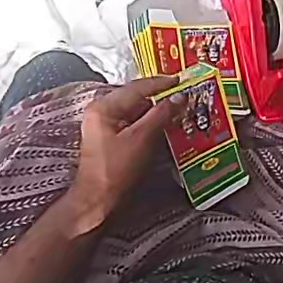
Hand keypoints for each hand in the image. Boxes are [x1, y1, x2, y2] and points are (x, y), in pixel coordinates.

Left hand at [59, 75, 175, 233]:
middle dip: (160, 97)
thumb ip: (161, 115)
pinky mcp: (110, 138)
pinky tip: (166, 125)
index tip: (182, 80)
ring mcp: (104, 125)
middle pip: (136, 98)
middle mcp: (102, 111)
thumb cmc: (116, 170)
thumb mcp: (141, 140)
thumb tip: (180, 97)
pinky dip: (150, 123)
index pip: (137, 88)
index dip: (161, 84)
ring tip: (180, 108)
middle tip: (184, 94)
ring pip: (136, 111)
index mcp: (104, 107)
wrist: (97, 201)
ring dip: (157, 110)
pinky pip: (133, 123)